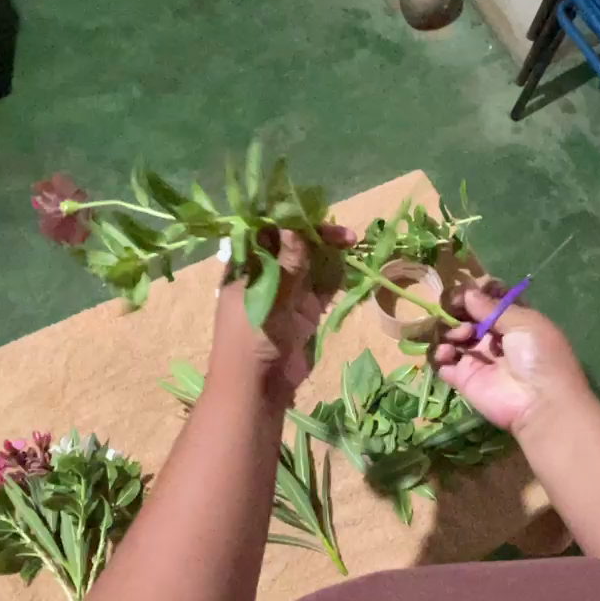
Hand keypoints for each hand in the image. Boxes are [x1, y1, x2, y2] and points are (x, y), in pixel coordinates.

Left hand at [212, 224, 354, 404]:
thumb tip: (296, 227)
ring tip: (352, 243)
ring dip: (331, 253)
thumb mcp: (267, 296)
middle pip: (295, 244)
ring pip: (312, 263)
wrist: (257, 386)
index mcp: (247, 266)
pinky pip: (323, 287)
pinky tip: (351, 266)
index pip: (268, 231)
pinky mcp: (306, 312)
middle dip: (318, 235)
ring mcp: (288, 293)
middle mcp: (268, 275)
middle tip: (345, 234)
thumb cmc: (250, 338)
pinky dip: (337, 276)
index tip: (316, 213)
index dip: (291, 219)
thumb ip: (286, 263)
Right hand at [432, 280, 586, 432]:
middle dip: (457, 309)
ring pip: (451, 336)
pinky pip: (442, 362)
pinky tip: (446, 353)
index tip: (465, 292)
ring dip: (449, 330)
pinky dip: (439, 354)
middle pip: (466, 316)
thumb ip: (492, 307)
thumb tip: (468, 293)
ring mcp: (477, 358)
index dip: (475, 293)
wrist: (539, 402)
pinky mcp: (463, 378)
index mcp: (513, 321)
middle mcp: (494, 338)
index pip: (488, 300)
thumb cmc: (538, 356)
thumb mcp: (524, 322)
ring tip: (459, 337)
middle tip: (453, 309)